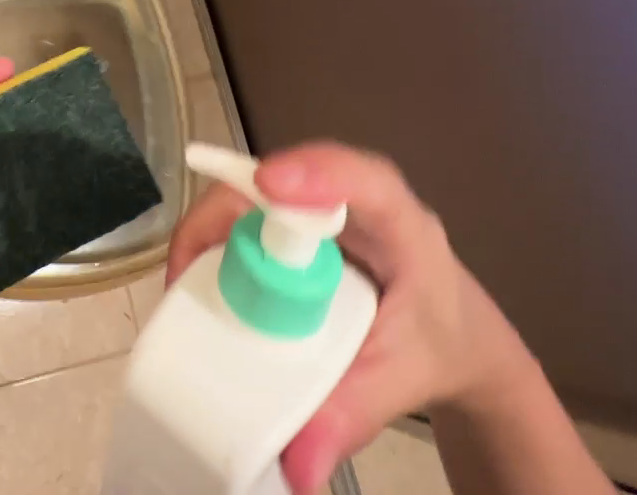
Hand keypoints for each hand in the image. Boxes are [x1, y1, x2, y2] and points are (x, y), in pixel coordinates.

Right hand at [167, 143, 535, 491]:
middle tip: (189, 274)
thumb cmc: (440, 340)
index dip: (315, 172)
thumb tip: (296, 469)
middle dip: (227, 215)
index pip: (363, 178)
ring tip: (184, 286)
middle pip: (279, 181)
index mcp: (398, 221)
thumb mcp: (403, 377)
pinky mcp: (288, 219)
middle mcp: (348, 198)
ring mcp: (313, 205)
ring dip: (210, 232)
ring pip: (252, 194)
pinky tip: (199, 282)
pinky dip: (214, 243)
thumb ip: (353, 413)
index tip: (269, 186)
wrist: (452, 333)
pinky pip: (242, 216)